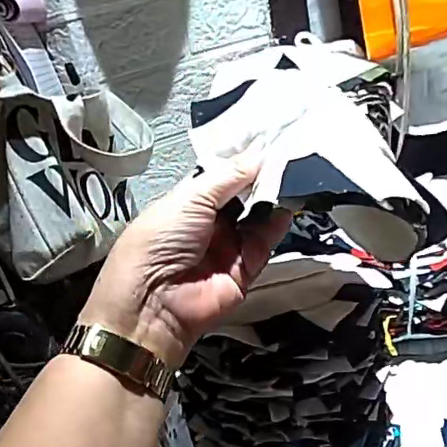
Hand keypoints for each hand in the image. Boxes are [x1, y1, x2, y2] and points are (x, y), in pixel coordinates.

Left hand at [79, 157, 290, 369]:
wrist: (155, 304)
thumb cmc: (159, 242)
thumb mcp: (189, 199)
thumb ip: (228, 177)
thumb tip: (259, 155)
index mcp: (187, 202)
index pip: (221, 177)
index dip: (242, 162)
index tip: (267, 142)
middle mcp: (209, 222)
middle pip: (243, 195)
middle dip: (262, 177)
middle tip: (286, 155)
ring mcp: (229, 245)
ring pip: (258, 216)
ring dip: (273, 197)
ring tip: (292, 175)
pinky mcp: (246, 267)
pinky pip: (266, 241)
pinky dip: (278, 224)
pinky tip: (287, 204)